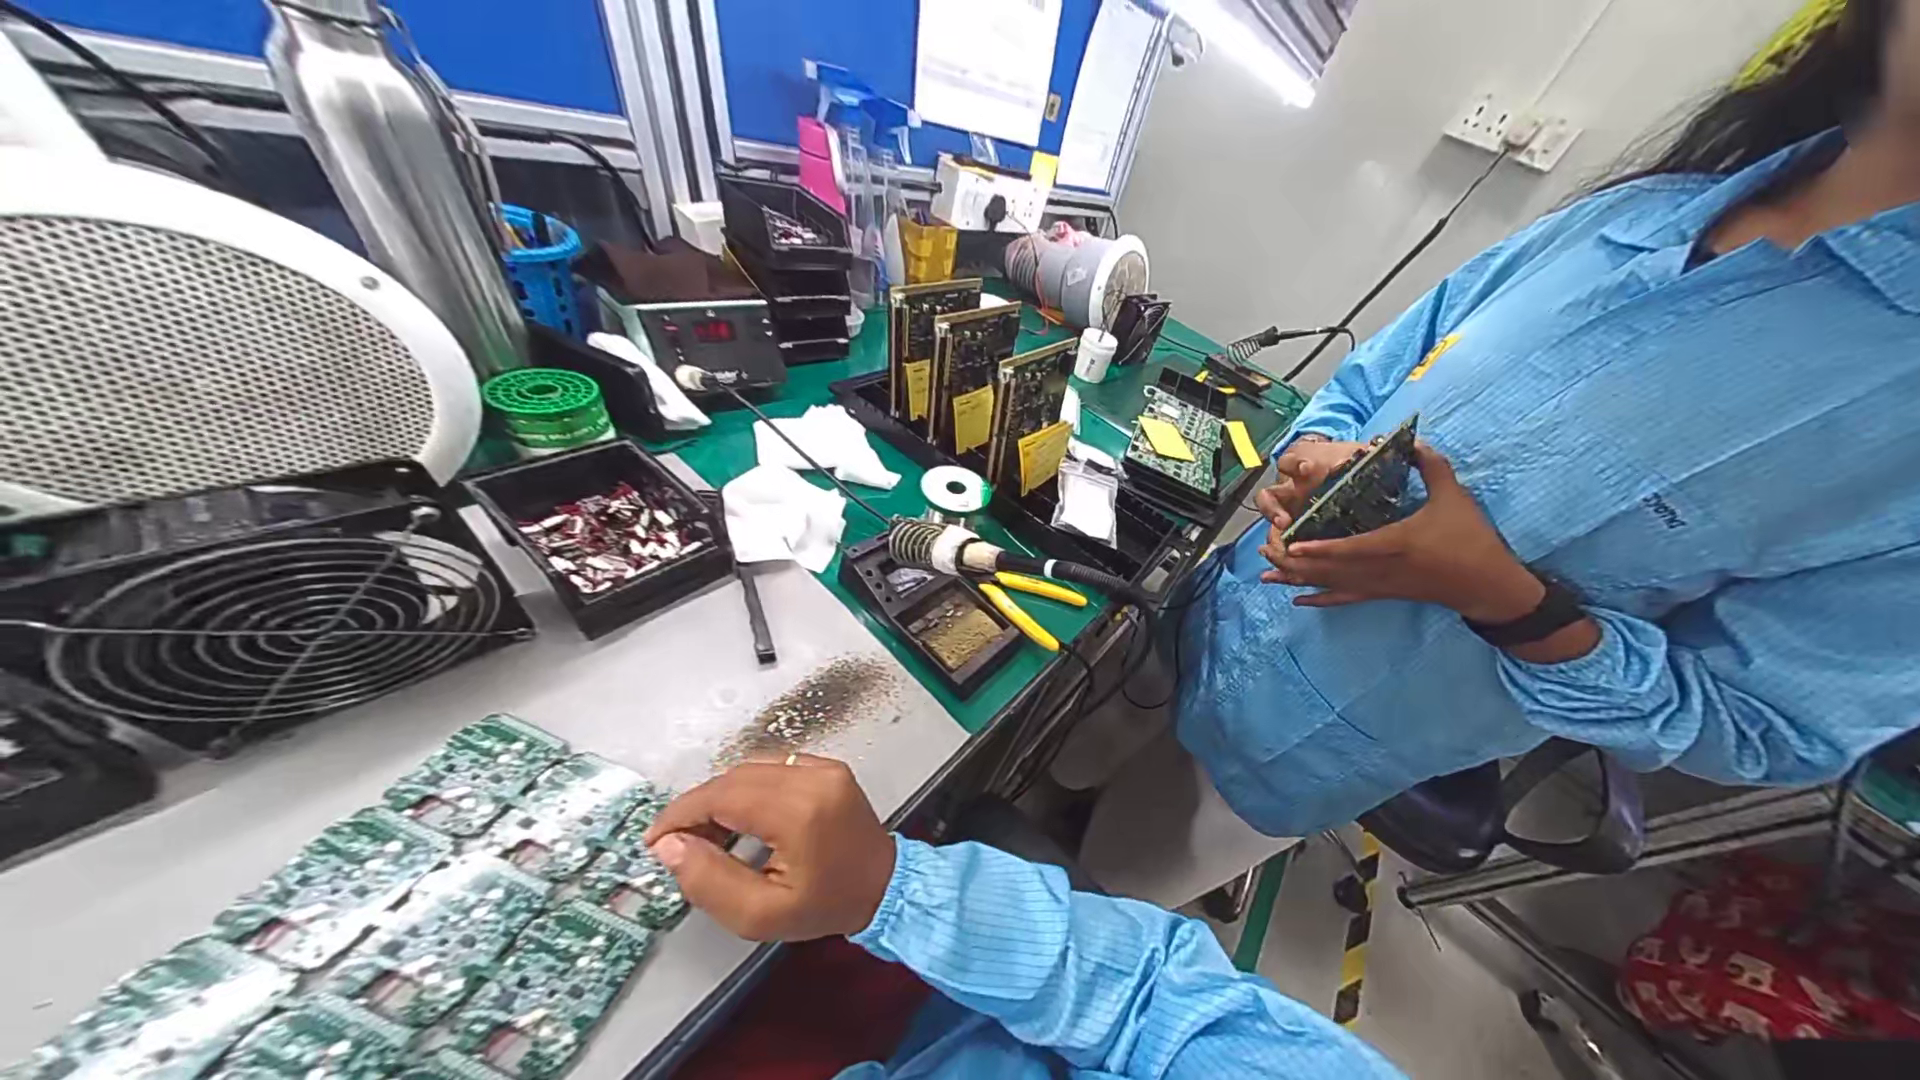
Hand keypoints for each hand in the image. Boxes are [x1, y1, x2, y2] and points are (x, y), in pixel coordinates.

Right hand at [643, 755, 894, 942]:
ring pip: (752, 768)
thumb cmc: (826, 905)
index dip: (682, 813)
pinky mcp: (828, 766)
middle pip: (735, 778)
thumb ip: (710, 881)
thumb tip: (671, 846)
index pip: (723, 796)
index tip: (656, 839)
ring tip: (709, 836)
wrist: (883, 885)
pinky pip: (775, 767)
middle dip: (698, 807)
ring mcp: (824, 767)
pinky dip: (749, 788)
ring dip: (722, 796)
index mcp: (798, 812)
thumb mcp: (761, 914)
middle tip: (679, 843)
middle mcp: (812, 777)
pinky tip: (742, 818)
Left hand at [1259, 443, 1545, 622]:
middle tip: (1265, 550)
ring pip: (1329, 585)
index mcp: (1392, 543)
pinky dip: (1319, 600)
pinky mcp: (1380, 594)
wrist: (1489, 585)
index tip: (1290, 546)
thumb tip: (1412, 441)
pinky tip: (1297, 601)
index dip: (1317, 549)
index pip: (1347, 549)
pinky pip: (1344, 599)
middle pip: (1326, 569)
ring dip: (1296, 579)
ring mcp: (1377, 584)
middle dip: (1292, 562)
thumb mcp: (1454, 498)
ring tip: (1266, 574)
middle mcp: (1378, 568)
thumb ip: (1432, 467)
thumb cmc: (1470, 539)